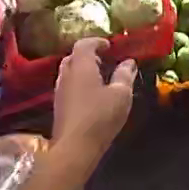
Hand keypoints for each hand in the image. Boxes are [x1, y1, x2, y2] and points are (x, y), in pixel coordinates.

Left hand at [51, 38, 135, 170]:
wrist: (74, 148)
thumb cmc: (100, 117)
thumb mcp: (121, 95)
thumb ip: (125, 76)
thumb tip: (129, 62)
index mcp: (81, 66)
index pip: (84, 44)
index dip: (97, 42)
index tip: (110, 46)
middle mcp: (66, 75)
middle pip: (74, 56)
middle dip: (89, 55)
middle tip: (105, 60)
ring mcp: (59, 91)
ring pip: (69, 72)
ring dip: (83, 70)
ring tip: (100, 77)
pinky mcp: (58, 106)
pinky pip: (68, 86)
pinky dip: (79, 83)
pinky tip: (91, 95)